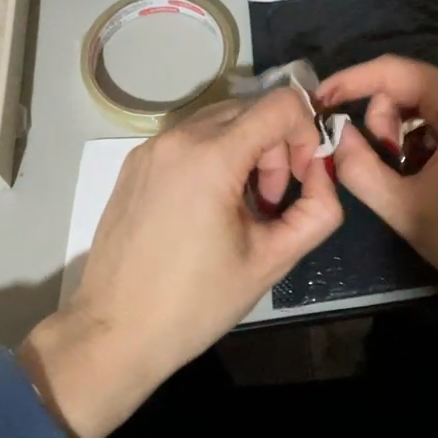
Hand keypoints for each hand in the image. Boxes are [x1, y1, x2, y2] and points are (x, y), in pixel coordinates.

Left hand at [19, 90, 341, 437]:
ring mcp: (152, 145)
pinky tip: (208, 206)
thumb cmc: (195, 302)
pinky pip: (191, 137)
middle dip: (277, 147)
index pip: (281, 104)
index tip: (302, 175)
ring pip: (222, 120)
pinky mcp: (135, 160)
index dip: (307, 131)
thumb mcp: (272, 260)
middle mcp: (180, 137)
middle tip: (271, 203)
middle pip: (253, 110)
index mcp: (212, 157)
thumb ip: (318, 209)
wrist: (112, 333)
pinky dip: (214, 155)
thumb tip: (325, 172)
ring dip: (247, 150)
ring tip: (240, 208)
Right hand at [320, 55, 437, 307]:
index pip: (393, 72)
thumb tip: (334, 135)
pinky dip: (409, 143)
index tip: (317, 101)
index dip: (351, 81)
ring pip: (411, 105)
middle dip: (379, 122)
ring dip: (393, 136)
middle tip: (383, 165)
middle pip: (401, 87)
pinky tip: (415, 176)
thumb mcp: (405, 207)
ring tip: (401, 177)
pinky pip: (426, 121)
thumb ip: (361, 168)